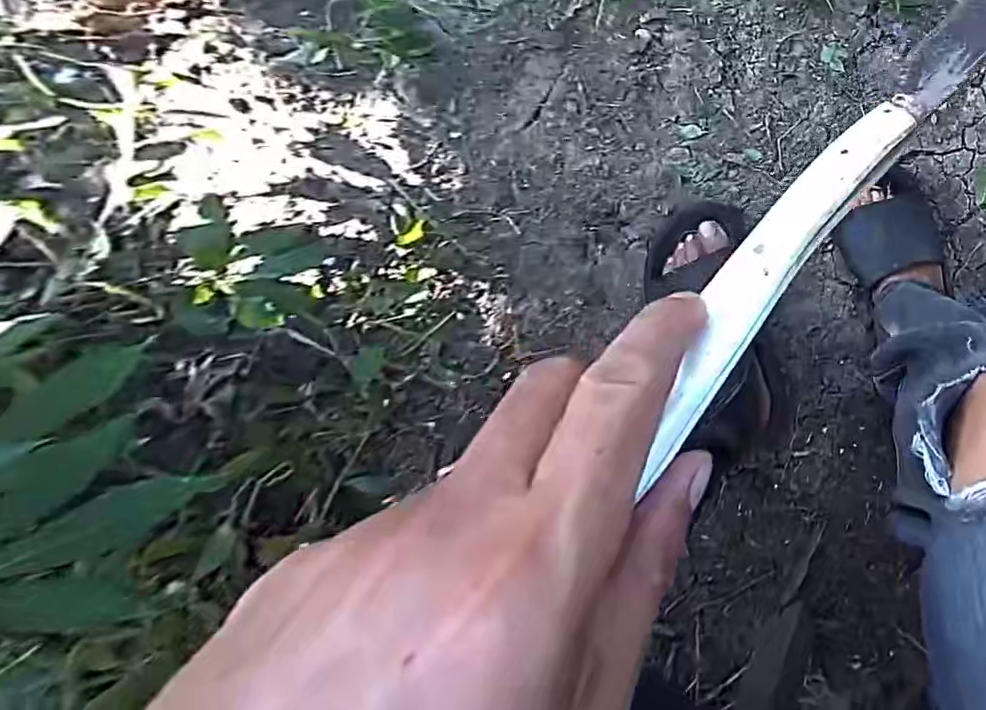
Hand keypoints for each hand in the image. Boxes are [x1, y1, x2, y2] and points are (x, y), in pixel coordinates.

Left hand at [152, 295, 713, 709]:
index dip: (663, 339)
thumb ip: (642, 573)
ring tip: (492, 606)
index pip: (616, 400)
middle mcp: (447, 531)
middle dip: (594, 397)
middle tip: (612, 459)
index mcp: (533, 567)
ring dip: (511, 495)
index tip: (689, 315)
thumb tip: (683, 479)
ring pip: (476, 464)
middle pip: (547, 390)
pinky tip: (409, 647)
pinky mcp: (296, 572)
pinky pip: (400, 526)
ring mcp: (363, 544)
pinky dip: (435, 551)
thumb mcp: (585, 700)